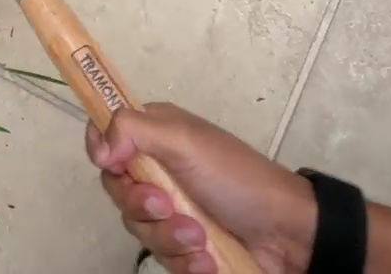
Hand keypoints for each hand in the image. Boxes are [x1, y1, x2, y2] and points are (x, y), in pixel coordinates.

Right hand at [85, 103, 315, 273]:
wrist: (292, 236)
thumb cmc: (236, 177)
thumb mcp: (184, 140)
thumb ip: (133, 130)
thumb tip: (98, 149)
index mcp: (152, 135)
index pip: (104, 136)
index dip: (101, 151)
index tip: (113, 166)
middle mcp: (156, 169)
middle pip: (116, 189)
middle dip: (140, 205)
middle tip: (168, 207)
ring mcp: (170, 210)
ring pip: (138, 228)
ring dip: (169, 238)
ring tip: (202, 240)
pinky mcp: (183, 246)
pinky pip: (162, 258)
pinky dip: (184, 264)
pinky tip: (207, 262)